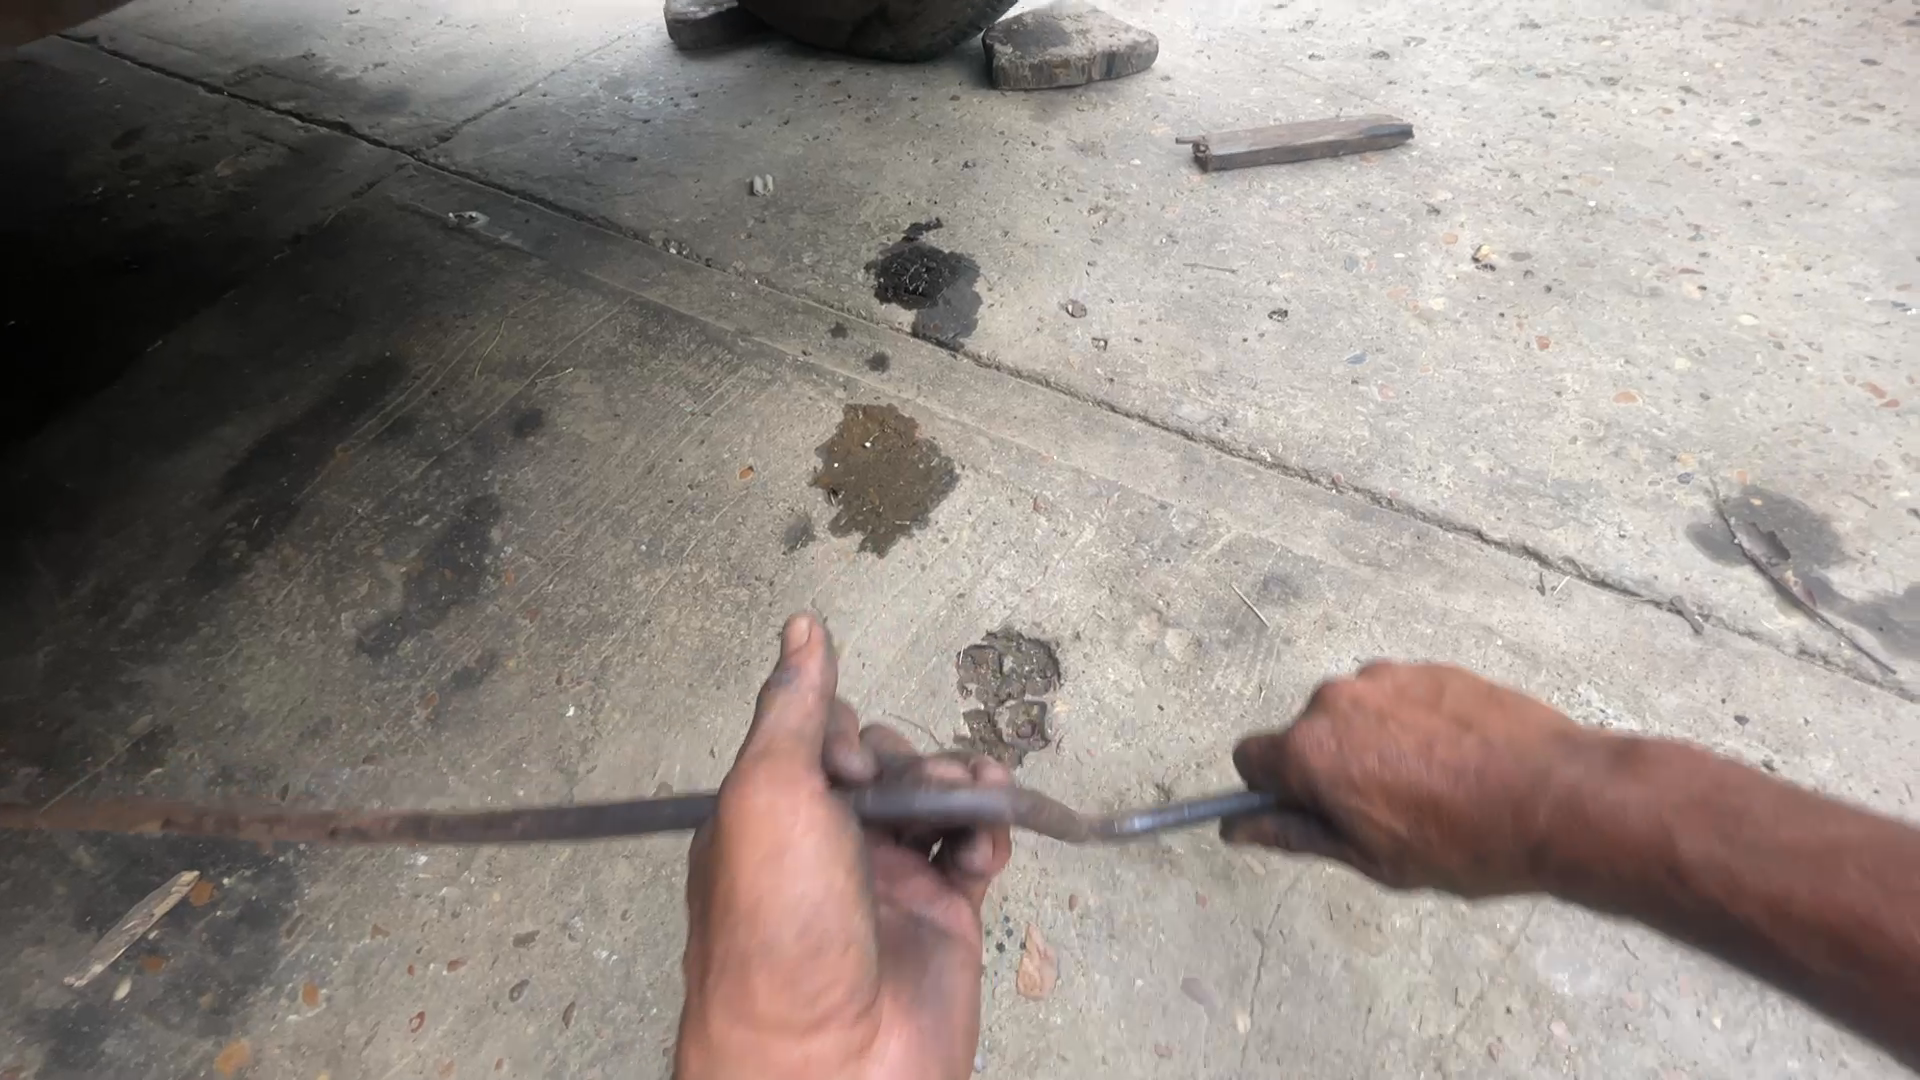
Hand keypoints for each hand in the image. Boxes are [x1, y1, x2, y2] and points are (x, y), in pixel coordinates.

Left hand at [676, 614, 1013, 1079]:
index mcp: (780, 811)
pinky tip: (992, 832)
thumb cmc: (784, 919)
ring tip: (981, 795)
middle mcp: (833, 840)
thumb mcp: (772, 792)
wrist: (835, 1062)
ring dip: (964, 785)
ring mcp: (890, 876)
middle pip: (892, 763)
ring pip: (939, 800)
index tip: (853, 772)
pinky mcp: (942, 912)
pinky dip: (989, 832)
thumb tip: (802, 624)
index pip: (829, 737)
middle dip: (916, 761)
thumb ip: (794, 705)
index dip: (850, 736)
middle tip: (921, 789)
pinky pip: (974, 850)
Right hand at [1222, 662, 1589, 896]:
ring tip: (1431, 774)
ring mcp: (1379, 677)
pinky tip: (1456, 749)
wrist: (1563, 797)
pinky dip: (1409, 717)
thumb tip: (1233, 830)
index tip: (1317, 808)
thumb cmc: (1462, 843)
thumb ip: (1294, 834)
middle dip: (1329, 762)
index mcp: (1308, 750)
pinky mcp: (1423, 665)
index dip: (1276, 788)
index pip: (1250, 758)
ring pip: (1351, 711)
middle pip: (1305, 733)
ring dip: (1369, 736)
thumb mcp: (1371, 858)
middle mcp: (1330, 701)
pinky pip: (1394, 693)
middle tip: (1386, 800)